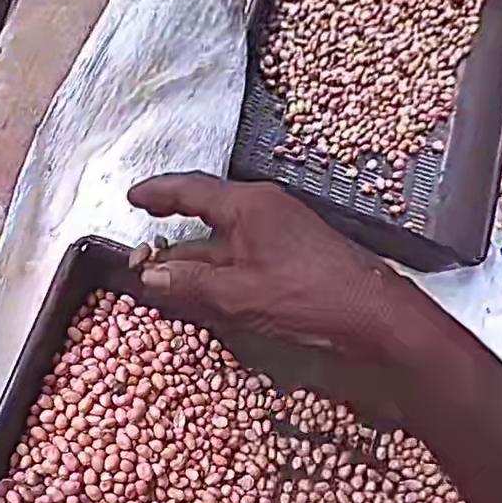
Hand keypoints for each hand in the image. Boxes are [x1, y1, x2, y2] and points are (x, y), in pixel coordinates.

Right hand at [127, 173, 417, 361]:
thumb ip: (189, 283)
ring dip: (194, 249)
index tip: (133, 197)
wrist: (369, 312)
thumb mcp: (237, 294)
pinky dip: (217, 260)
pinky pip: (242, 247)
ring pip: (224, 233)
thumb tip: (150, 277)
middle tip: (145, 230)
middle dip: (172, 223)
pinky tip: (206, 280)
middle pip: (207, 209)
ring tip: (165, 266)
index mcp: (248, 206)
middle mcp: (263, 207)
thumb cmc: (305, 296)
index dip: (157, 194)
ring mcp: (280, 227)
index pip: (191, 190)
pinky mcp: (291, 248)